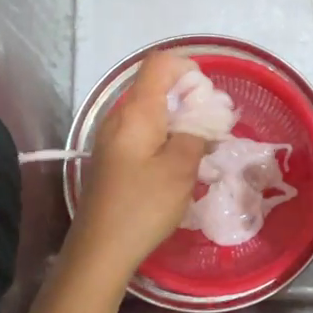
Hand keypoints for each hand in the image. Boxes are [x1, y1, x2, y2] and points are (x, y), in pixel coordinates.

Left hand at [72, 53, 207, 277]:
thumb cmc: (143, 206)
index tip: (209, 100)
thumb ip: (197, 132)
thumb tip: (208, 110)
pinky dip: (165, 139)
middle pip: (156, 87)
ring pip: (151, 113)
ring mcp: (112, 138)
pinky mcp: (113, 159)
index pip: (160, 63)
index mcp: (136, 112)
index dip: (189, 70)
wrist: (100, 249)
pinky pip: (143, 134)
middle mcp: (119, 117)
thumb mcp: (180, 168)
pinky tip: (178, 167)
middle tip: (212, 130)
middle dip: (189, 100)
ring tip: (200, 151)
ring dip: (179, 123)